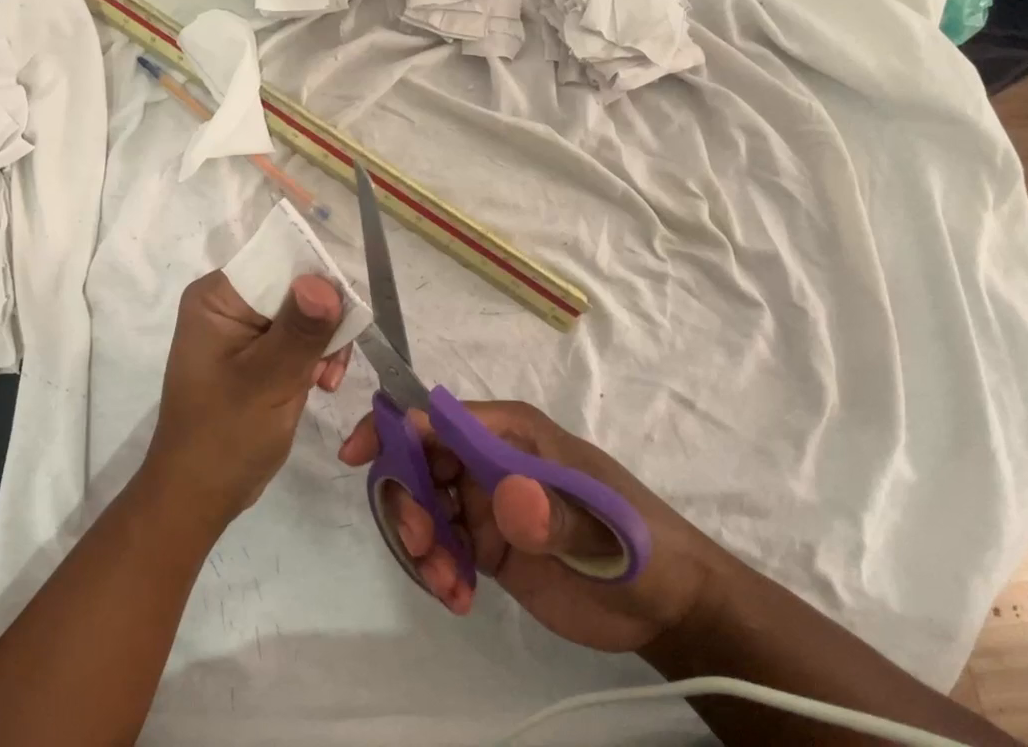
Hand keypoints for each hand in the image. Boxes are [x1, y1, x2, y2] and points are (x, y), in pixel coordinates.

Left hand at [142, 271, 353, 527]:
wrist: (200, 492)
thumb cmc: (225, 436)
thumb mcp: (267, 382)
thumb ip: (299, 331)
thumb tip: (322, 282)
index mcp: (217, 296)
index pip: (278, 260)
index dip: (317, 281)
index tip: (343, 318)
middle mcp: (227, 302)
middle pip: (295, 285)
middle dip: (323, 321)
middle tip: (330, 365)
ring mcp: (242, 329)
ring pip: (304, 313)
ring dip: (323, 344)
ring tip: (325, 382)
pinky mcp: (257, 353)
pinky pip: (298, 338)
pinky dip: (314, 359)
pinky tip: (320, 385)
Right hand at [338, 400, 731, 653]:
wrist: (670, 610)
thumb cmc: (644, 550)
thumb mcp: (608, 532)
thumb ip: (557, 513)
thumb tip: (504, 491)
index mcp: (513, 435)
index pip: (437, 418)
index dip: (393, 430)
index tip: (357, 457)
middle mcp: (489, 460)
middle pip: (416, 463)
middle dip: (406, 503)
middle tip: (421, 550)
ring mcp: (484, 502)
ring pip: (420, 507)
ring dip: (419, 544)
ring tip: (449, 587)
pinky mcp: (484, 543)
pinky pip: (438, 545)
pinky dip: (436, 570)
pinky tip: (458, 599)